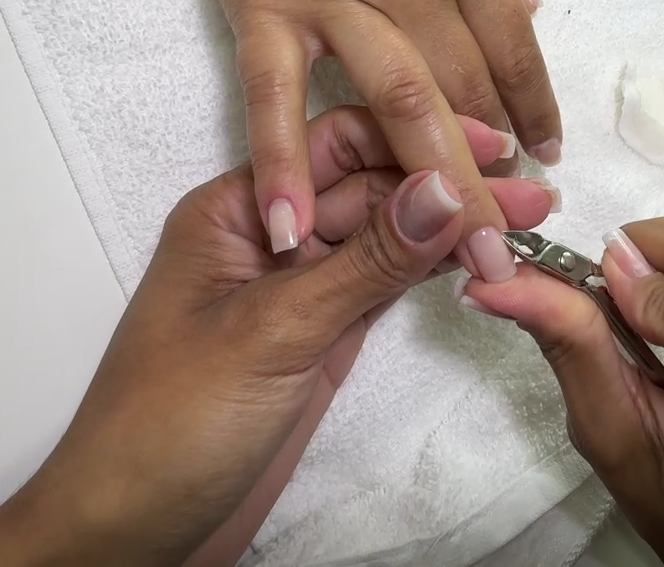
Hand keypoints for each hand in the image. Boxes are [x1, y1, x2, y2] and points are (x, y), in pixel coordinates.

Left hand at [0, 107, 557, 566]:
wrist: (131, 542)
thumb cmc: (173, 424)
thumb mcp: (276, 330)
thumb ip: (371, 257)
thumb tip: (452, 187)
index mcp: (242, 205)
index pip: (341, 145)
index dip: (417, 138)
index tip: (493, 145)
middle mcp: (277, 228)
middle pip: (375, 189)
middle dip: (450, 187)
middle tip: (532, 193)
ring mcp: (306, 280)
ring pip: (390, 235)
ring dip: (452, 228)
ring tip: (527, 221)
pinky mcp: (326, 325)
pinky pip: (389, 281)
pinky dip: (434, 269)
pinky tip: (481, 256)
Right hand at [49, 0, 560, 273]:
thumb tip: (525, 17)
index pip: (514, 50)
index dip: (536, 110)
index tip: (547, 160)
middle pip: (469, 93)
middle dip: (498, 175)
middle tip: (519, 250)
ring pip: (402, 103)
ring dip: (436, 187)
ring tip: (461, 260)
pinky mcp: (264, 5)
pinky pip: (278, 96)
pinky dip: (286, 165)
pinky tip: (300, 233)